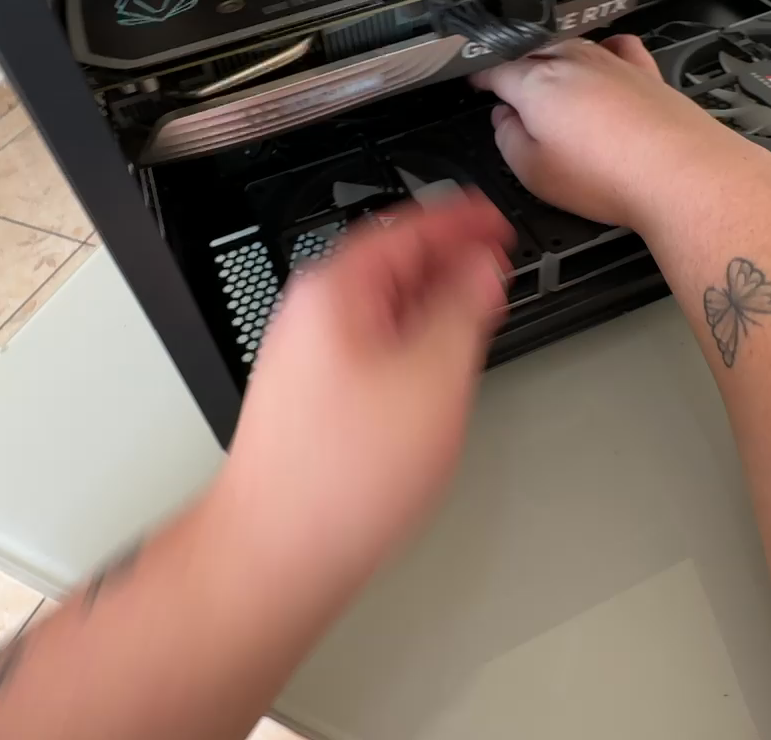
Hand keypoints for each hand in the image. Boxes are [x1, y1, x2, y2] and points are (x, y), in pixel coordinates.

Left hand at [211, 195, 514, 584]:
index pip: (407, 228)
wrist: (276, 552)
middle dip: (450, 257)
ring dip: (436, 296)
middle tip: (495, 257)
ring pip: (386, 303)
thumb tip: (480, 269)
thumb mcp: (429, 378)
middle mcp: (316, 314)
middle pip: (393, 262)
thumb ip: (462, 311)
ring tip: (480, 299)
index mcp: (335, 292)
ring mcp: (313, 353)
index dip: (459, 219)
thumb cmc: (337, 476)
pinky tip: (441, 350)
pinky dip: (416, 333)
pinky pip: (376, 339)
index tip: (493, 218)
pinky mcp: (319, 390)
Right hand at [471, 35, 767, 230]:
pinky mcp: (646, 73)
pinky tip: (604, 57)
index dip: (481, 77)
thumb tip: (504, 120)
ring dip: (554, 56)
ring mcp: (612, 63)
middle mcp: (573, 63)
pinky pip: (618, 47)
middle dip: (515, 65)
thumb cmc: (607, 177)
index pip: (497, 70)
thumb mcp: (534, 171)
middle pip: (533, 52)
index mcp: (537, 84)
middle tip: (507, 83)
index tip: (476, 83)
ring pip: (572, 45)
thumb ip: (508, 139)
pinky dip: (603, 49)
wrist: (679, 174)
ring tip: (547, 72)